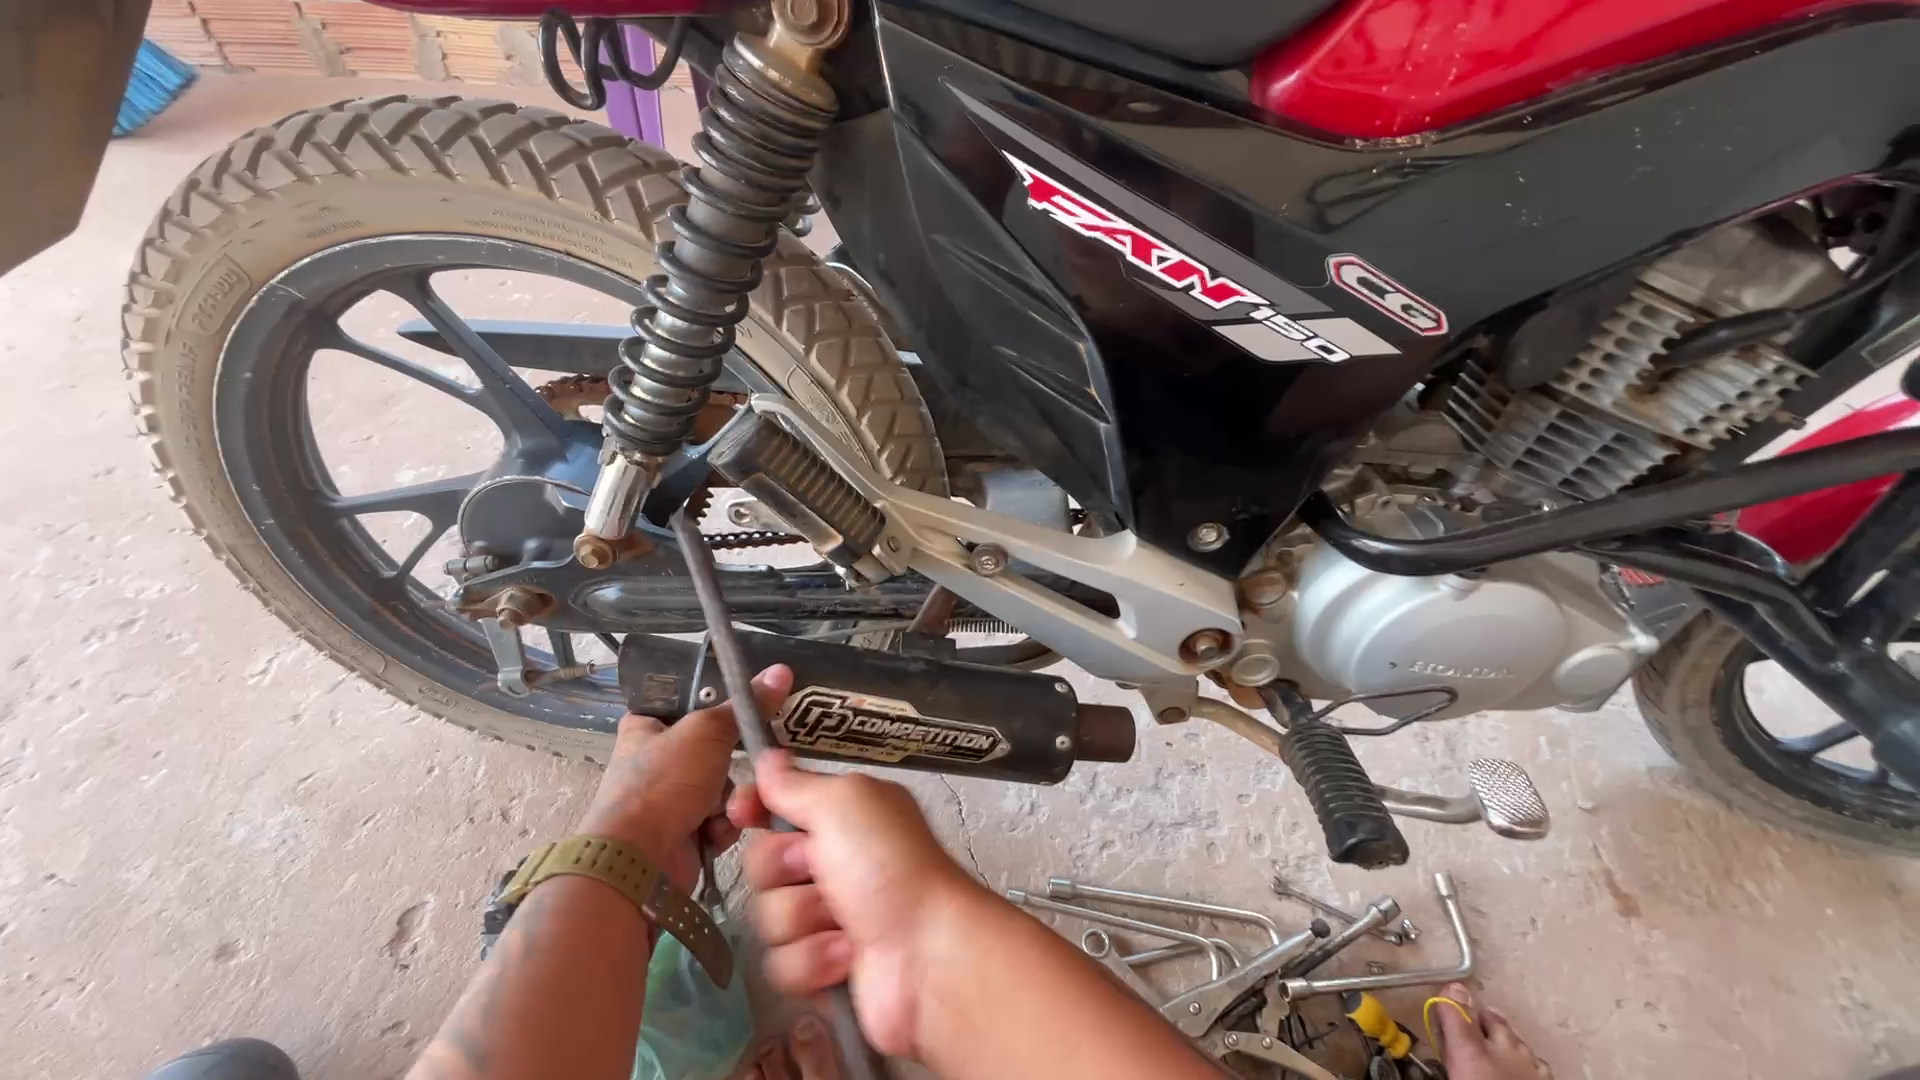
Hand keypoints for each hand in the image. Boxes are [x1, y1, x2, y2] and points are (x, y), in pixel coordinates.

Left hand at [575, 664, 792, 892]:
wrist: (640, 860)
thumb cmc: (664, 782)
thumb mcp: (707, 731)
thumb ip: (746, 705)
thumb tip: (782, 671)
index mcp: (646, 728)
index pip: (685, 705)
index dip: (713, 705)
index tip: (745, 705)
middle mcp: (657, 762)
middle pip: (715, 748)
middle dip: (733, 761)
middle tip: (750, 758)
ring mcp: (671, 801)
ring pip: (724, 786)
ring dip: (731, 798)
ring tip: (727, 808)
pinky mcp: (685, 834)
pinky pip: (721, 819)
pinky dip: (723, 825)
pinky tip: (715, 831)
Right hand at [728, 753, 986, 1058]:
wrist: (926, 954)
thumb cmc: (888, 865)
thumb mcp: (845, 804)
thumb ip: (797, 784)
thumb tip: (769, 756)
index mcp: (843, 814)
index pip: (777, 804)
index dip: (754, 808)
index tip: (742, 814)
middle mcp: (834, 860)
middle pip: (762, 862)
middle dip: (785, 871)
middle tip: (819, 870)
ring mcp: (828, 915)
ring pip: (768, 916)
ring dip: (803, 918)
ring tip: (843, 923)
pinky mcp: (822, 966)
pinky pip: (781, 962)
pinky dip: (813, 959)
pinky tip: (846, 955)